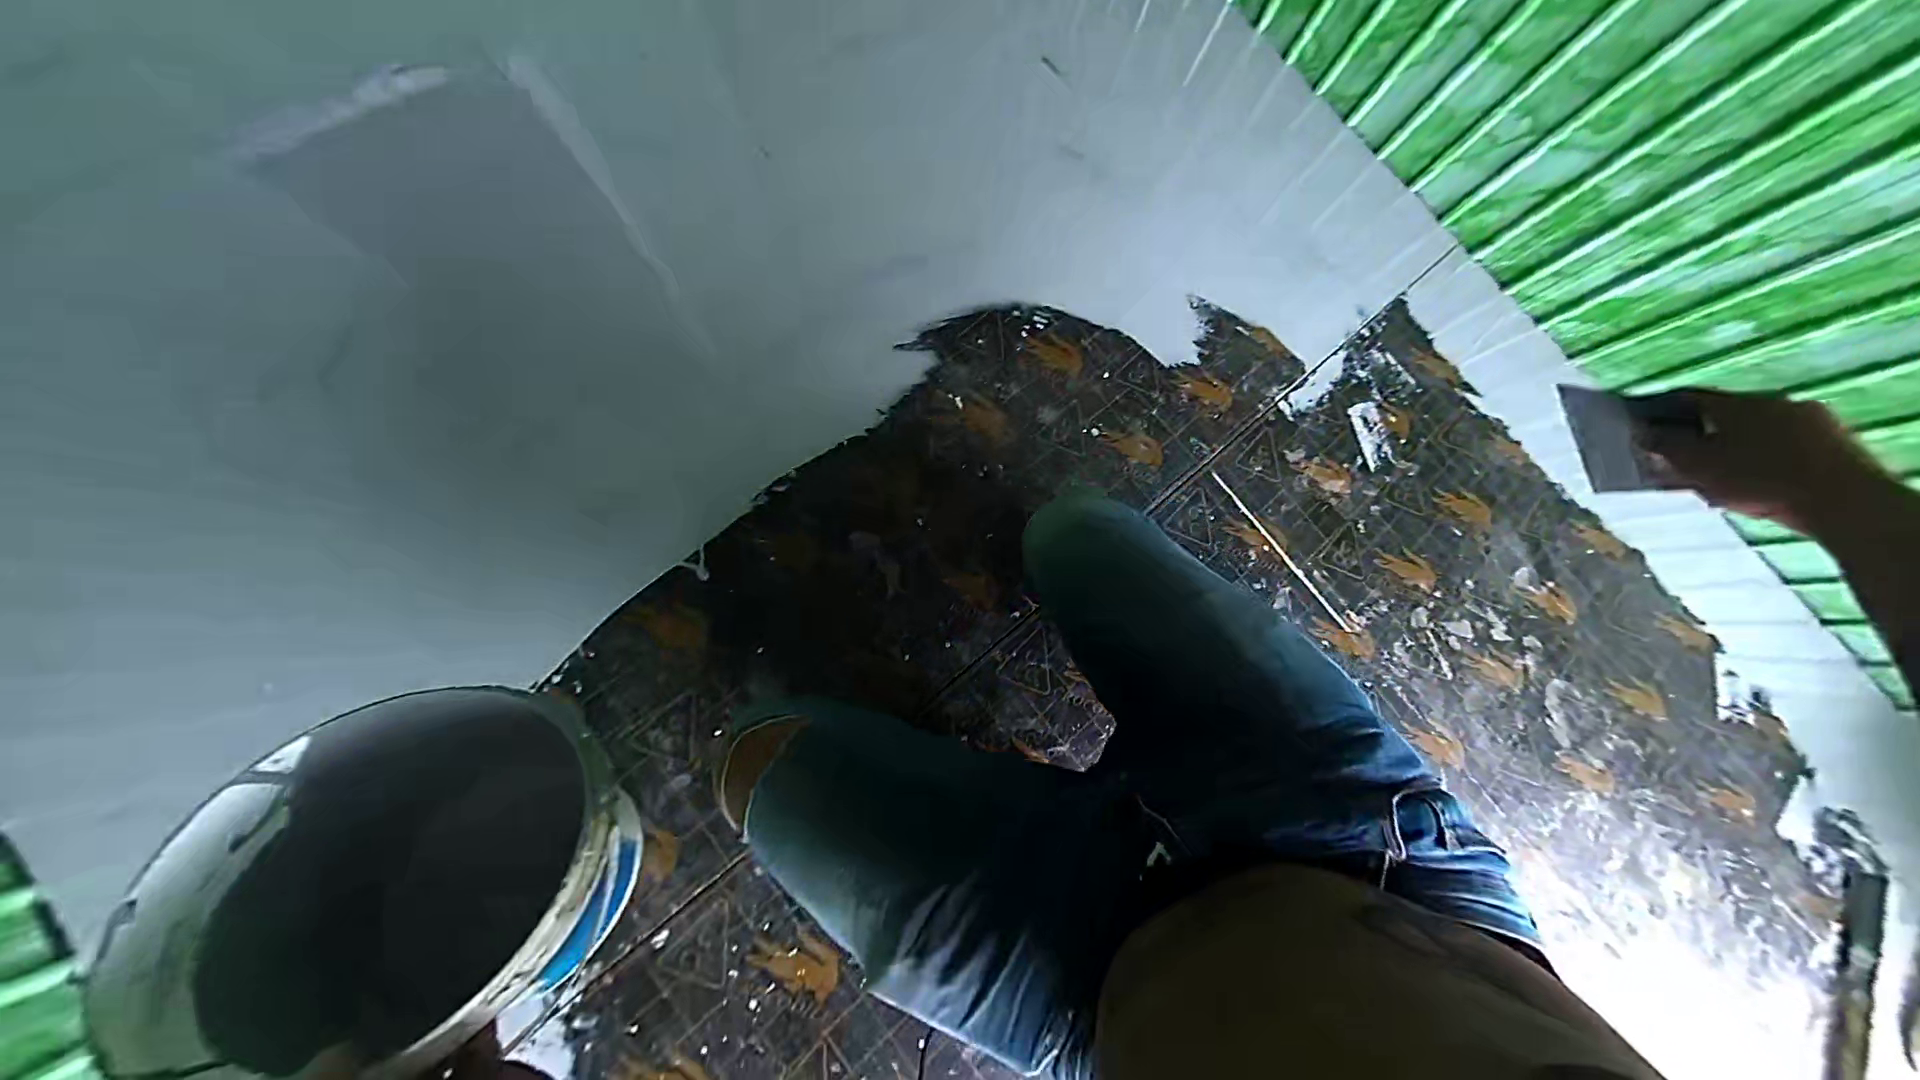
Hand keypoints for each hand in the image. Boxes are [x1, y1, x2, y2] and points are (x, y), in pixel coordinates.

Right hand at [1635, 389, 1894, 533]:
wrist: (1842, 500)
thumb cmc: (1756, 479)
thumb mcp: (1696, 465)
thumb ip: (1665, 445)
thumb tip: (1642, 431)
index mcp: (1736, 403)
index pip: (1685, 397)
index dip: (1657, 409)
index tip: (1639, 424)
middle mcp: (1773, 401)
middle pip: (1721, 412)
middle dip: (1694, 429)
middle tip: (1674, 450)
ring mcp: (1808, 418)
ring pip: (1752, 426)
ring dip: (1727, 442)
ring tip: (1711, 466)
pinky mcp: (1831, 438)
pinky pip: (1779, 439)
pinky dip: (1756, 451)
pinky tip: (1748, 472)